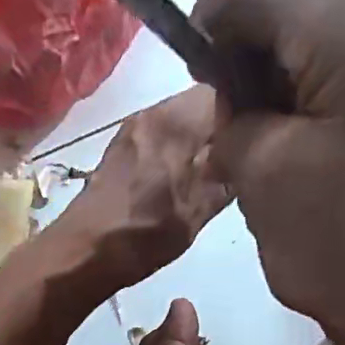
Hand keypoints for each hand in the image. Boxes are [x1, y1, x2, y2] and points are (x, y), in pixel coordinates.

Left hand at [52, 87, 233, 288]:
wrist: (81, 253)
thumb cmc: (143, 233)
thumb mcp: (199, 210)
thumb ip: (228, 173)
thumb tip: (248, 148)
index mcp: (177, 119)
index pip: (228, 91)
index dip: (249, 110)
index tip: (263, 134)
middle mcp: (152, 111)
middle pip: (201, 103)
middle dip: (222, 125)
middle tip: (241, 156)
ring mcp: (130, 128)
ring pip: (178, 121)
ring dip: (196, 139)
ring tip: (214, 169)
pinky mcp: (117, 149)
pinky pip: (157, 136)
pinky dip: (173, 149)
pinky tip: (181, 177)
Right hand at [192, 0, 344, 335]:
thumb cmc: (334, 243)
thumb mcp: (254, 166)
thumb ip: (229, 101)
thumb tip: (228, 76)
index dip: (209, 24)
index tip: (204, 86)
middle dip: (246, 46)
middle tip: (237, 119)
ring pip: (313, 8)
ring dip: (276, 61)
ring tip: (272, 129)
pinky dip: (310, 68)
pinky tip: (305, 122)